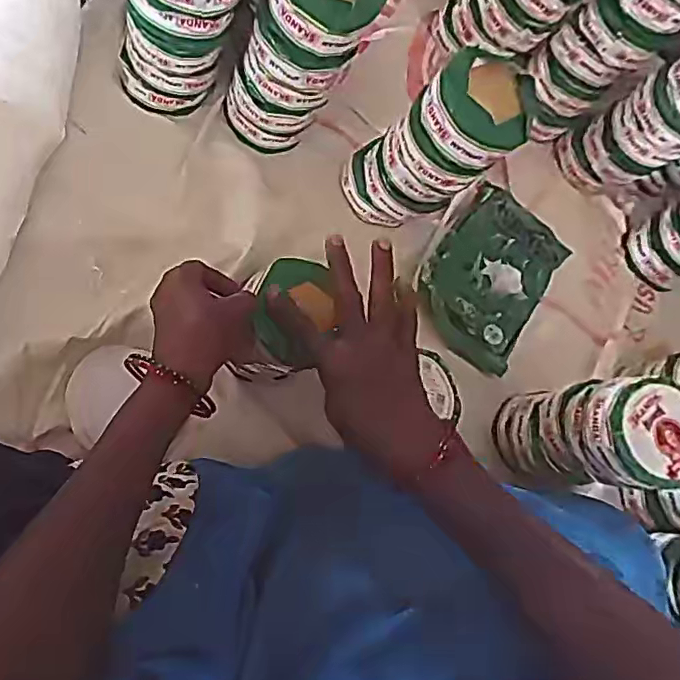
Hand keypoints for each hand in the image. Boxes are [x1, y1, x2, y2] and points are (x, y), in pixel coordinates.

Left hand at [150, 260, 257, 389]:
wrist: (183, 370)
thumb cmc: (207, 332)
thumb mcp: (239, 311)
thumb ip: (246, 299)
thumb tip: (246, 300)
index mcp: (180, 275)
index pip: (206, 270)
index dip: (226, 282)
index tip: (238, 296)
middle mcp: (166, 289)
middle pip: (196, 288)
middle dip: (217, 298)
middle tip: (234, 310)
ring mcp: (160, 311)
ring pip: (190, 306)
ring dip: (209, 314)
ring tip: (227, 329)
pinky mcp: (161, 332)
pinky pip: (184, 322)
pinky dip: (199, 327)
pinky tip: (215, 341)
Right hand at [265, 237, 447, 480]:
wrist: (407, 439)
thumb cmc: (362, 430)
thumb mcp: (332, 404)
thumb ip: (330, 375)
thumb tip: (334, 360)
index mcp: (334, 360)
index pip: (303, 329)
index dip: (285, 310)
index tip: (272, 289)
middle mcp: (360, 342)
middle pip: (347, 297)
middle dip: (339, 267)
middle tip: (334, 240)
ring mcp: (386, 341)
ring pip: (383, 297)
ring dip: (382, 269)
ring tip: (381, 244)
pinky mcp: (406, 347)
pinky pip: (406, 317)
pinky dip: (406, 300)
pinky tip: (406, 285)